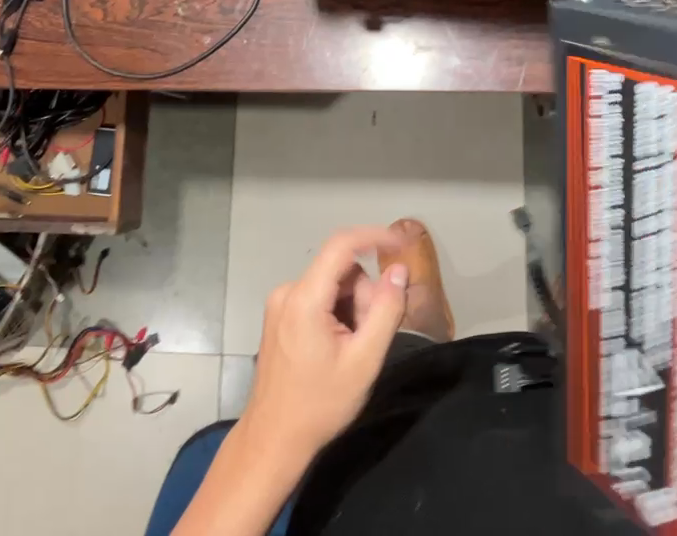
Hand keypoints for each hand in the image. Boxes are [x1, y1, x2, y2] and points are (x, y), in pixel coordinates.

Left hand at [240, 225, 410, 456]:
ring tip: (351, 349)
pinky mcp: (280, 315)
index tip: (402, 244)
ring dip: (352, 308)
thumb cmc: (320, 403)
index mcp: (305, 298)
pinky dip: (337, 314)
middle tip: (369, 339)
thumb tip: (399, 270)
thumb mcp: (364, 360)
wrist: (274, 438)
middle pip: (342, 271)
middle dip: (364, 297)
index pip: (342, 245)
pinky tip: (336, 348)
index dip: (375, 237)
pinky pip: (319, 297)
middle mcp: (287, 291)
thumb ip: (386, 311)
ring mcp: (280, 303)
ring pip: (333, 285)